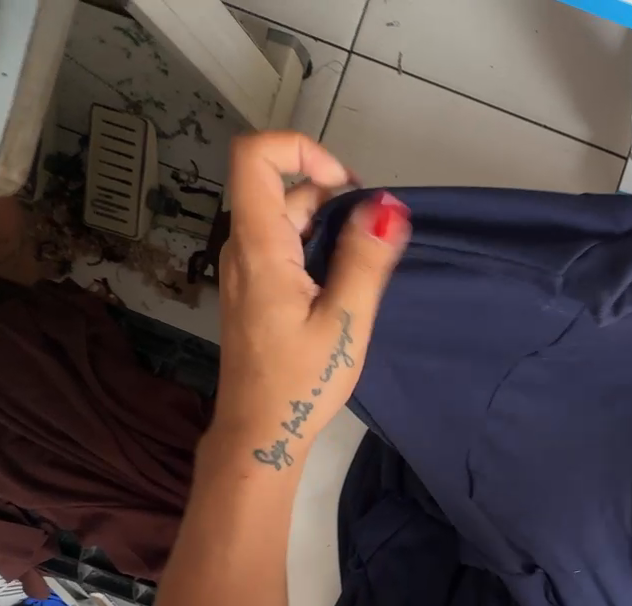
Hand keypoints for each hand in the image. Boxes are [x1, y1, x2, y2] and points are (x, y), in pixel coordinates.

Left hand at [213, 132, 409, 472]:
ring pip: (281, 217)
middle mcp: (243, 247)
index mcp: (259, 246)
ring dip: (327, 222)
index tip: (348, 186)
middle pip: (276, 186)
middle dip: (329, 192)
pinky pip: (282, 245)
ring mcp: (246, 269)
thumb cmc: (302, 381)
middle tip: (374, 230)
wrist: (261, 429)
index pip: (256, 156)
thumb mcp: (345, 322)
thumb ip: (365, 262)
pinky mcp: (256, 289)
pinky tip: (345, 281)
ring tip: (367, 260)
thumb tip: (387, 208)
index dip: (301, 150)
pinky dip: (316, 245)